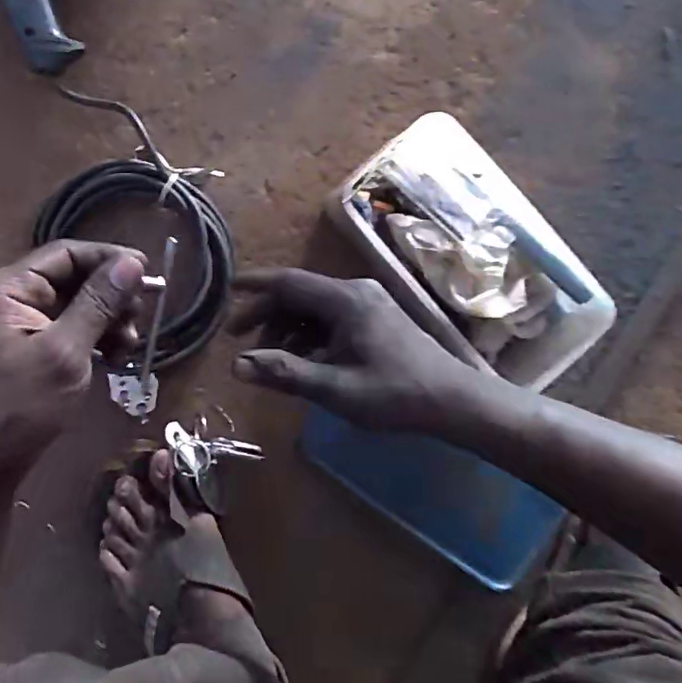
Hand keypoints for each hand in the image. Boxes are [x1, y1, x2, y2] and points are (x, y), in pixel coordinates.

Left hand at [0, 240, 145, 479]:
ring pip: (78, 306)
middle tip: (140, 317)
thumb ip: (98, 304)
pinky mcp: (33, 351)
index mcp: (9, 288)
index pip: (66, 253)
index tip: (148, 272)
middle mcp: (13, 299)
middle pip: (74, 279)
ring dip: (109, 320)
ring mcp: (22, 327)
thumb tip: (133, 263)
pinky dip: (97, 340)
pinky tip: (116, 358)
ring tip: (129, 345)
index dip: (108, 258)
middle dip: (112, 295)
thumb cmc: (19, 406)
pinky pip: (72, 331)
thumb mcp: (64, 352)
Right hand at [228, 268, 482, 433]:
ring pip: (315, 306)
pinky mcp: (376, 316)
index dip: (255, 286)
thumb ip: (285, 374)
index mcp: (345, 300)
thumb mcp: (335, 388)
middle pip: (299, 293)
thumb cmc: (395, 394)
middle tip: (237, 337)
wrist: (454, 400)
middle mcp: (356, 291)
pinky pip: (332, 316)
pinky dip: (310, 334)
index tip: (227, 289)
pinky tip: (304, 360)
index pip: (288, 282)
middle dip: (266, 313)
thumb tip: (238, 365)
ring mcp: (369, 302)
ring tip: (270, 357)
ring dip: (288, 327)